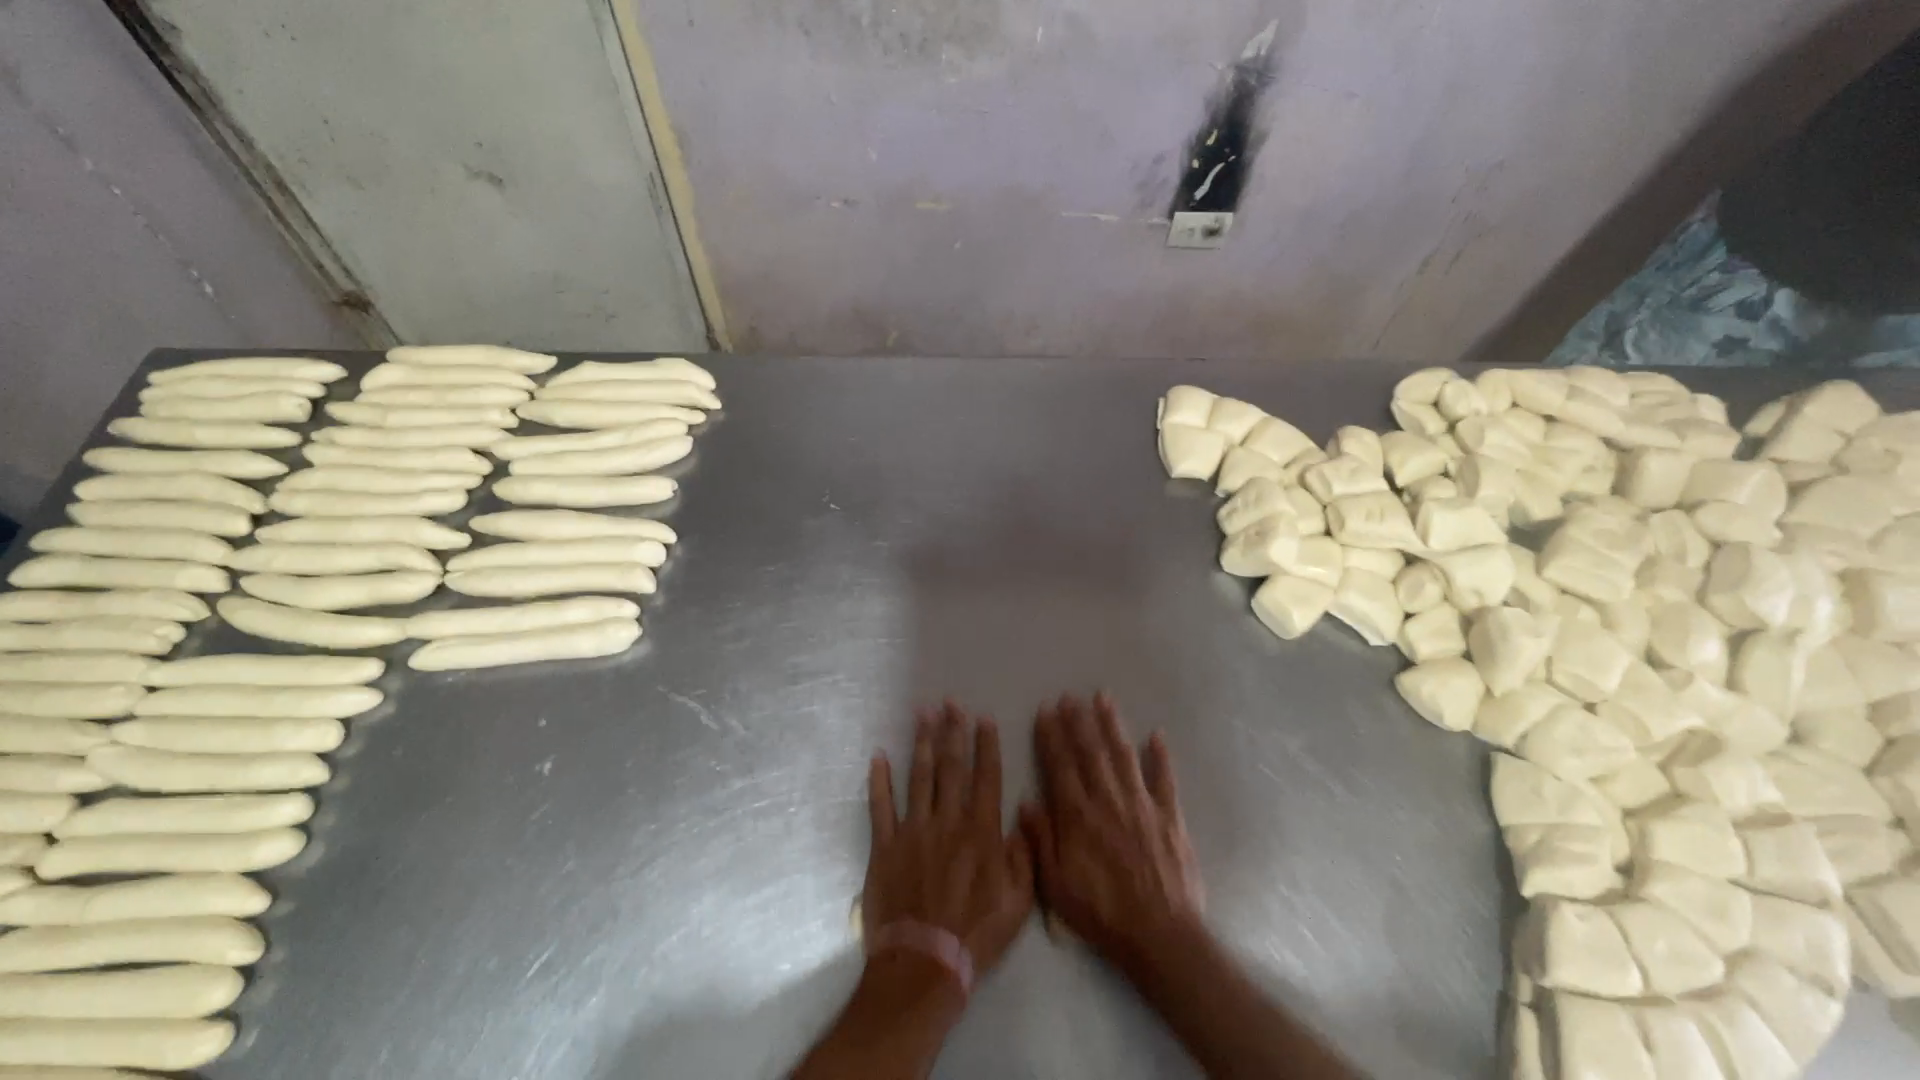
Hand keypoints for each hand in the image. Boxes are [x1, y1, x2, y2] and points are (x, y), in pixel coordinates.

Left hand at [863, 702, 1033, 992]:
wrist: (924, 962)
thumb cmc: (976, 934)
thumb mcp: (1019, 902)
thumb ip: (1023, 855)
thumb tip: (1023, 815)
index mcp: (981, 832)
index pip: (986, 778)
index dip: (985, 746)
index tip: (983, 719)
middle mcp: (947, 821)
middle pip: (951, 767)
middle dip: (952, 732)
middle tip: (950, 703)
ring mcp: (913, 831)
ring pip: (918, 777)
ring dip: (920, 743)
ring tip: (922, 714)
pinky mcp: (885, 846)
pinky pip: (880, 806)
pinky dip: (878, 780)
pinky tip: (878, 756)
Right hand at [1020, 693, 1205, 968]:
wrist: (1159, 934)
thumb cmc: (1101, 913)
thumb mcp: (1055, 885)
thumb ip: (1040, 840)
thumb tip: (1025, 802)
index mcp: (1077, 816)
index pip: (1061, 765)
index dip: (1052, 736)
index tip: (1046, 710)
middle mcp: (1108, 801)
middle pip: (1091, 752)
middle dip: (1078, 721)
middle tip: (1069, 696)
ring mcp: (1142, 805)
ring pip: (1124, 756)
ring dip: (1112, 725)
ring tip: (1103, 698)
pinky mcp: (1170, 817)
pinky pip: (1165, 779)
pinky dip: (1161, 756)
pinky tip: (1156, 735)